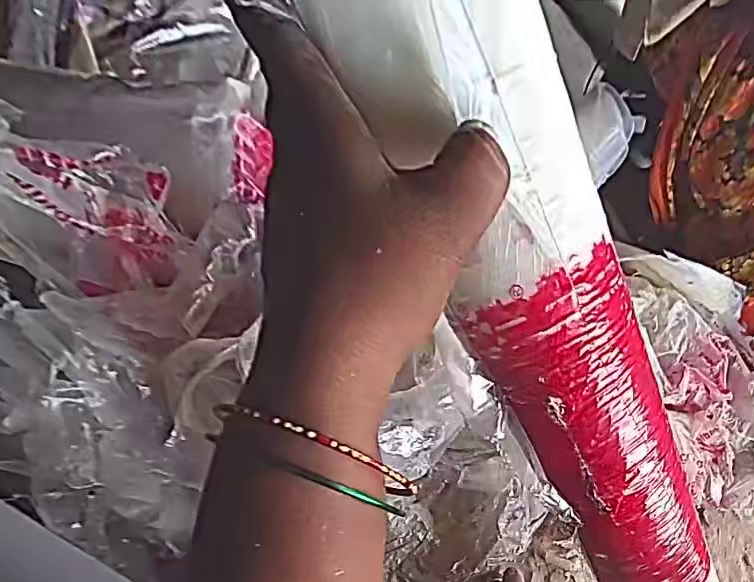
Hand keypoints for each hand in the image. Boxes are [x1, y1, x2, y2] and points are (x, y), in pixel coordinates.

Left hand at [232, 4, 508, 421]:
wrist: (326, 372)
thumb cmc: (375, 283)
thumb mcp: (447, 217)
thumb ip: (475, 169)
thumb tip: (480, 150)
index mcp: (319, 132)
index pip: (285, 46)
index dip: (277, 15)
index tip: (273, 4)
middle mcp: (291, 168)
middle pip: (295, 104)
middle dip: (318, 83)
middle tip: (358, 82)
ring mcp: (288, 221)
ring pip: (308, 162)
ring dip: (337, 150)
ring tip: (383, 155)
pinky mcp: (296, 267)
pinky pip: (321, 212)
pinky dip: (345, 204)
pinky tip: (380, 230)